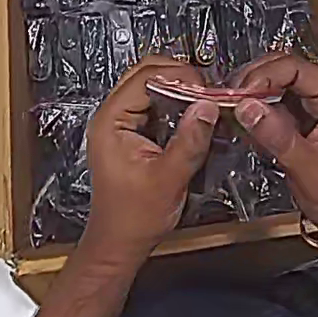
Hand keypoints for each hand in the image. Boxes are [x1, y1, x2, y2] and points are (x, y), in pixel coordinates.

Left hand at [81, 56, 217, 265]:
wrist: (121, 243)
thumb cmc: (133, 218)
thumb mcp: (167, 179)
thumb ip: (189, 142)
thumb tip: (207, 107)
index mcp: (111, 121)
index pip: (146, 77)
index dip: (179, 77)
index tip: (205, 89)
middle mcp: (113, 115)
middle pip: (148, 73)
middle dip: (181, 76)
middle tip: (207, 91)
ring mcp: (123, 122)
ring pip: (154, 85)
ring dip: (181, 89)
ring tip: (204, 102)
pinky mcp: (135, 130)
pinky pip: (158, 103)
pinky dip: (178, 103)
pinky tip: (195, 116)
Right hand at [231, 54, 317, 238]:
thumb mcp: (308, 168)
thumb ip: (277, 136)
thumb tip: (249, 107)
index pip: (297, 68)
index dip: (265, 75)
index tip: (242, 92)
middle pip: (285, 68)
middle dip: (256, 80)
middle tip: (233, 97)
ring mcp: (315, 107)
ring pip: (278, 83)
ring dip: (255, 93)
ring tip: (235, 108)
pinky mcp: (303, 119)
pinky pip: (277, 102)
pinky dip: (259, 108)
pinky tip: (246, 121)